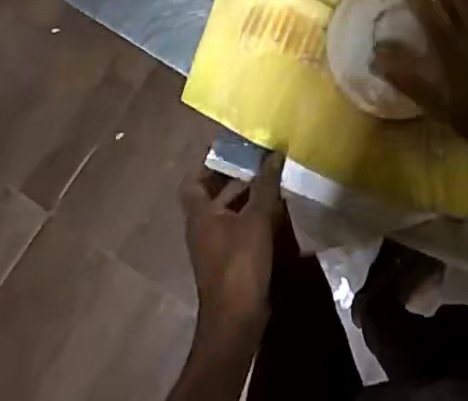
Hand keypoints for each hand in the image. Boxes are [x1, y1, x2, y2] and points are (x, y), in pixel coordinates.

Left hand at [179, 151, 284, 332]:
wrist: (236, 320)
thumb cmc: (239, 264)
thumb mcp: (255, 219)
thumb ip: (264, 186)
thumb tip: (273, 154)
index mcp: (200, 215)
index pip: (192, 181)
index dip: (207, 163)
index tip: (229, 148)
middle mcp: (202, 228)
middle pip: (213, 194)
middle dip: (235, 176)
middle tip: (259, 159)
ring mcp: (215, 246)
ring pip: (228, 212)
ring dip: (247, 196)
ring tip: (271, 180)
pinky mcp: (230, 261)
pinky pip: (239, 229)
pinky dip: (252, 217)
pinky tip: (275, 211)